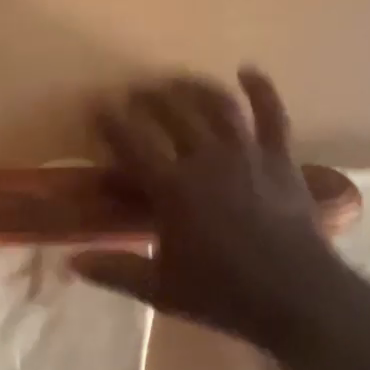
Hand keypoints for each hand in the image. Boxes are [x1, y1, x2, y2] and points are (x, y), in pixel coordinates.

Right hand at [72, 68, 354, 352]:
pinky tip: (248, 70)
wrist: (299, 299)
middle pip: (171, 113)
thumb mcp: (161, 288)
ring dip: (193, 87)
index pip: (131, 142)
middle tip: (136, 92)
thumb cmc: (225, 294)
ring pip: (216, 105)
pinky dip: (261, 90)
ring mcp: (245, 154)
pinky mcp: (279, 159)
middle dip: (149, 97)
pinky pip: (272, 115)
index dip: (110, 120)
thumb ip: (115, 270)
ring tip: (177, 80)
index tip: (97, 105)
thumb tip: (71, 263)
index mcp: (172, 188)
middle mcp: (205, 159)